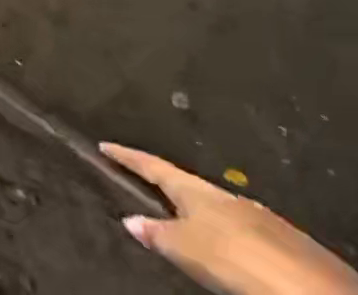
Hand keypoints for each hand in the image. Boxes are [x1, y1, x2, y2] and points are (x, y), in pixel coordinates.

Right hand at [102, 143, 357, 294]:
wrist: (319, 294)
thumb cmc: (234, 258)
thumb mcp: (182, 246)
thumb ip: (154, 232)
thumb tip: (132, 221)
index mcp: (198, 191)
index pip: (154, 167)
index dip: (128, 157)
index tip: (105, 145)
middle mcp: (231, 199)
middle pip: (193, 190)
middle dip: (171, 190)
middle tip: (147, 190)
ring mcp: (268, 223)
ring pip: (224, 213)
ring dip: (204, 217)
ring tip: (188, 227)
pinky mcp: (296, 249)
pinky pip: (250, 235)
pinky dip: (232, 238)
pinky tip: (232, 252)